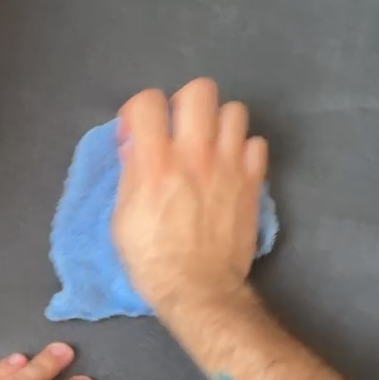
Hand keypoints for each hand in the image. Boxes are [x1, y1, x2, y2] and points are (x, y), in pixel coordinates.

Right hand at [113, 78, 269, 316]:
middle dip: (184, 104)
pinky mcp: (253, 181)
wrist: (198, 289)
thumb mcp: (123, 219)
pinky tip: (230, 168)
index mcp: (155, 163)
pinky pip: (255, 143)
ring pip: (233, 110)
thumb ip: (130, 175)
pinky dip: (242, 150)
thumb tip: (135, 146)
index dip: (138, 111)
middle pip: (199, 90)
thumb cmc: (152, 261)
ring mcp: (229, 164)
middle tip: (177, 130)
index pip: (147, 102)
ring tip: (208, 147)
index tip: (136, 133)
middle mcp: (195, 153)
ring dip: (217, 124)